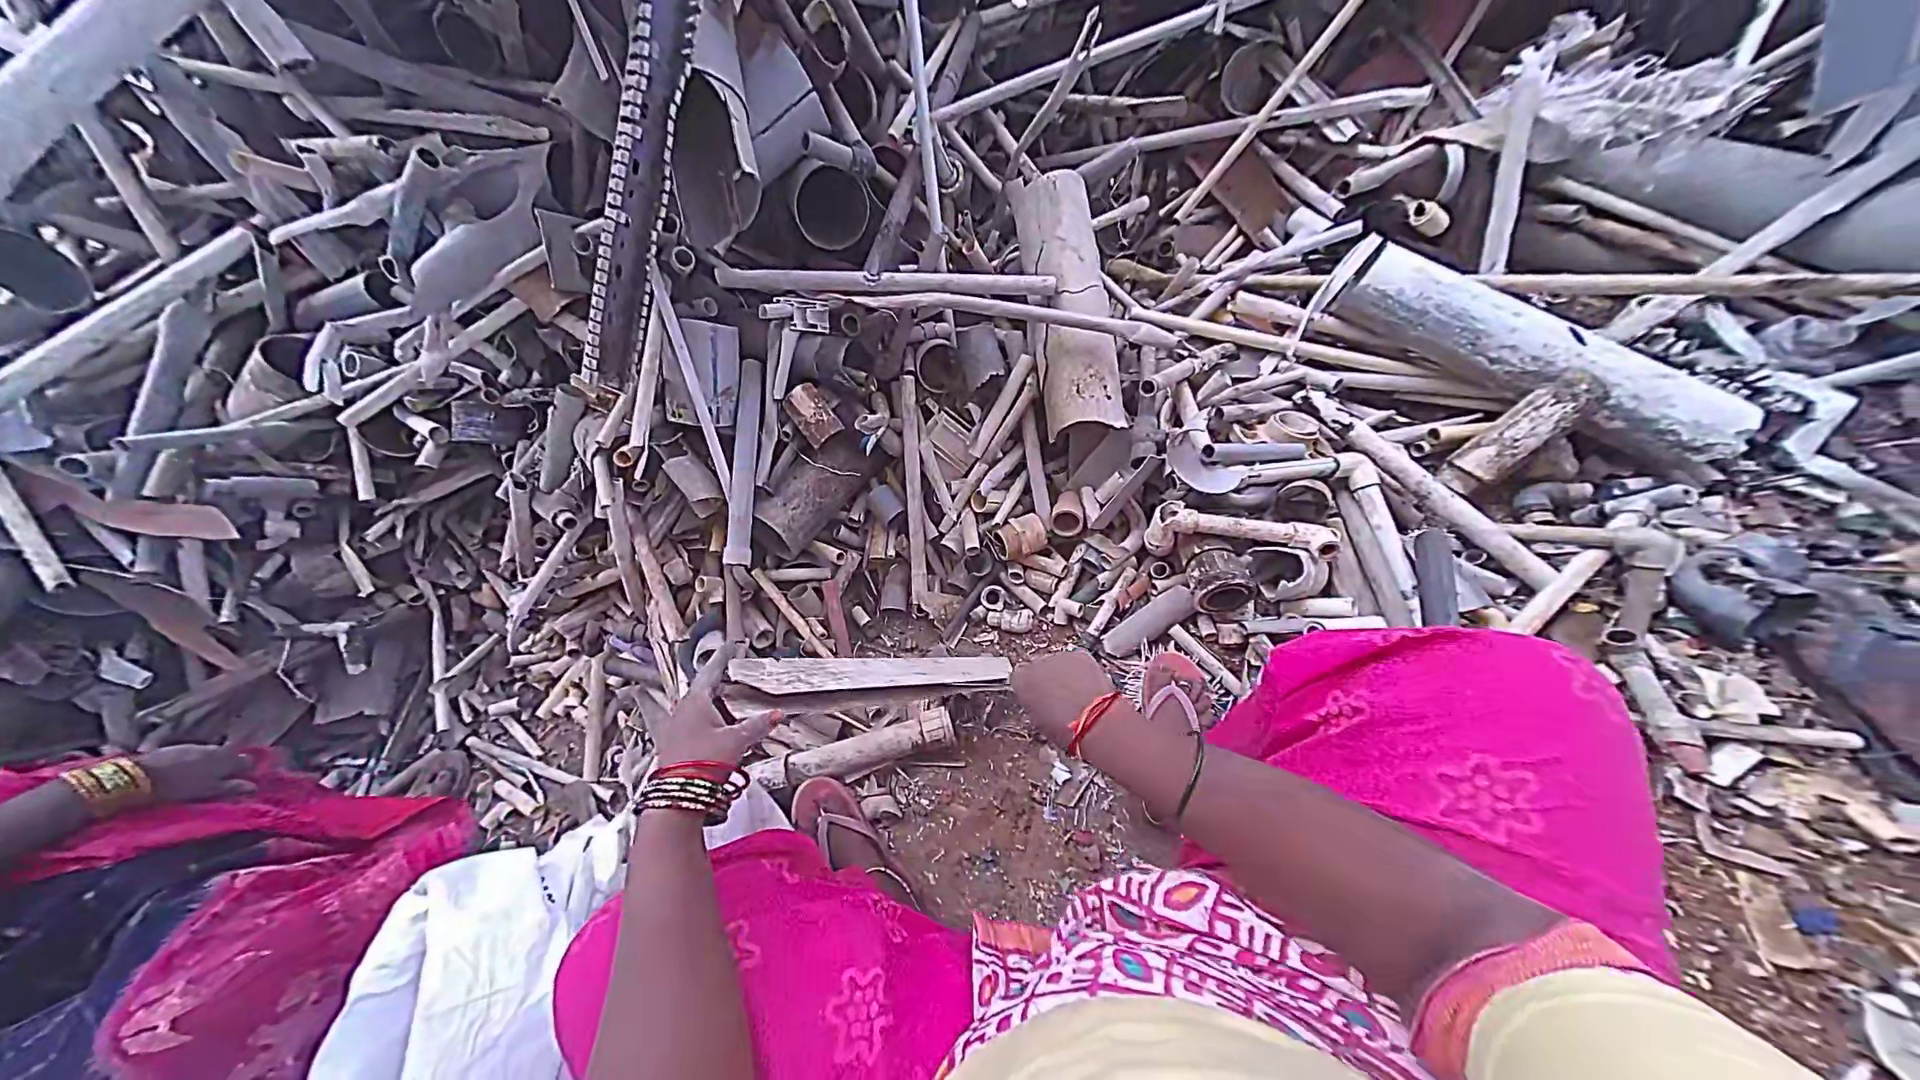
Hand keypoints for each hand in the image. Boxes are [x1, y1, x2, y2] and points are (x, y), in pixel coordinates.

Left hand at [136, 746, 256, 803]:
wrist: (139, 776)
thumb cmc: (180, 787)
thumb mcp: (208, 791)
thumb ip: (233, 787)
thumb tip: (255, 787)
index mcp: (230, 760)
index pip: (249, 761)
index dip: (247, 770)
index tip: (241, 778)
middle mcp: (219, 750)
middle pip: (231, 755)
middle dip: (229, 763)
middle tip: (219, 777)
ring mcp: (198, 747)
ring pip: (213, 753)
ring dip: (211, 761)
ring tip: (200, 773)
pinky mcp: (179, 748)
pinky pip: (194, 753)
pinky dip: (194, 760)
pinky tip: (183, 769)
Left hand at [652, 643, 775, 769]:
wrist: (678, 796)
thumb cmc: (702, 763)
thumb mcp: (737, 740)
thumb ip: (758, 725)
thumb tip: (776, 714)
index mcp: (694, 700)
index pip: (711, 672)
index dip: (723, 659)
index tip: (730, 647)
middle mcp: (680, 711)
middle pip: (704, 692)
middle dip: (720, 688)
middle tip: (734, 683)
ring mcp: (674, 729)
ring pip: (697, 710)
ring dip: (713, 709)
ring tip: (730, 712)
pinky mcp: (673, 746)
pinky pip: (692, 727)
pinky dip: (706, 725)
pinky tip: (717, 735)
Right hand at [1011, 649, 1119, 748]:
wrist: (1093, 721)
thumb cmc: (1066, 730)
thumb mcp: (1039, 723)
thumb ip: (1035, 706)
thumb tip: (1041, 706)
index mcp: (1020, 681)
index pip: (1019, 677)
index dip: (1031, 688)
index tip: (1039, 697)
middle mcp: (1035, 664)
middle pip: (1038, 666)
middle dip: (1047, 678)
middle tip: (1059, 697)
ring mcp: (1058, 657)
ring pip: (1058, 662)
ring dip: (1064, 674)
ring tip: (1076, 694)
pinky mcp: (1079, 655)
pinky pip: (1077, 660)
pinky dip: (1082, 670)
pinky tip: (1087, 686)